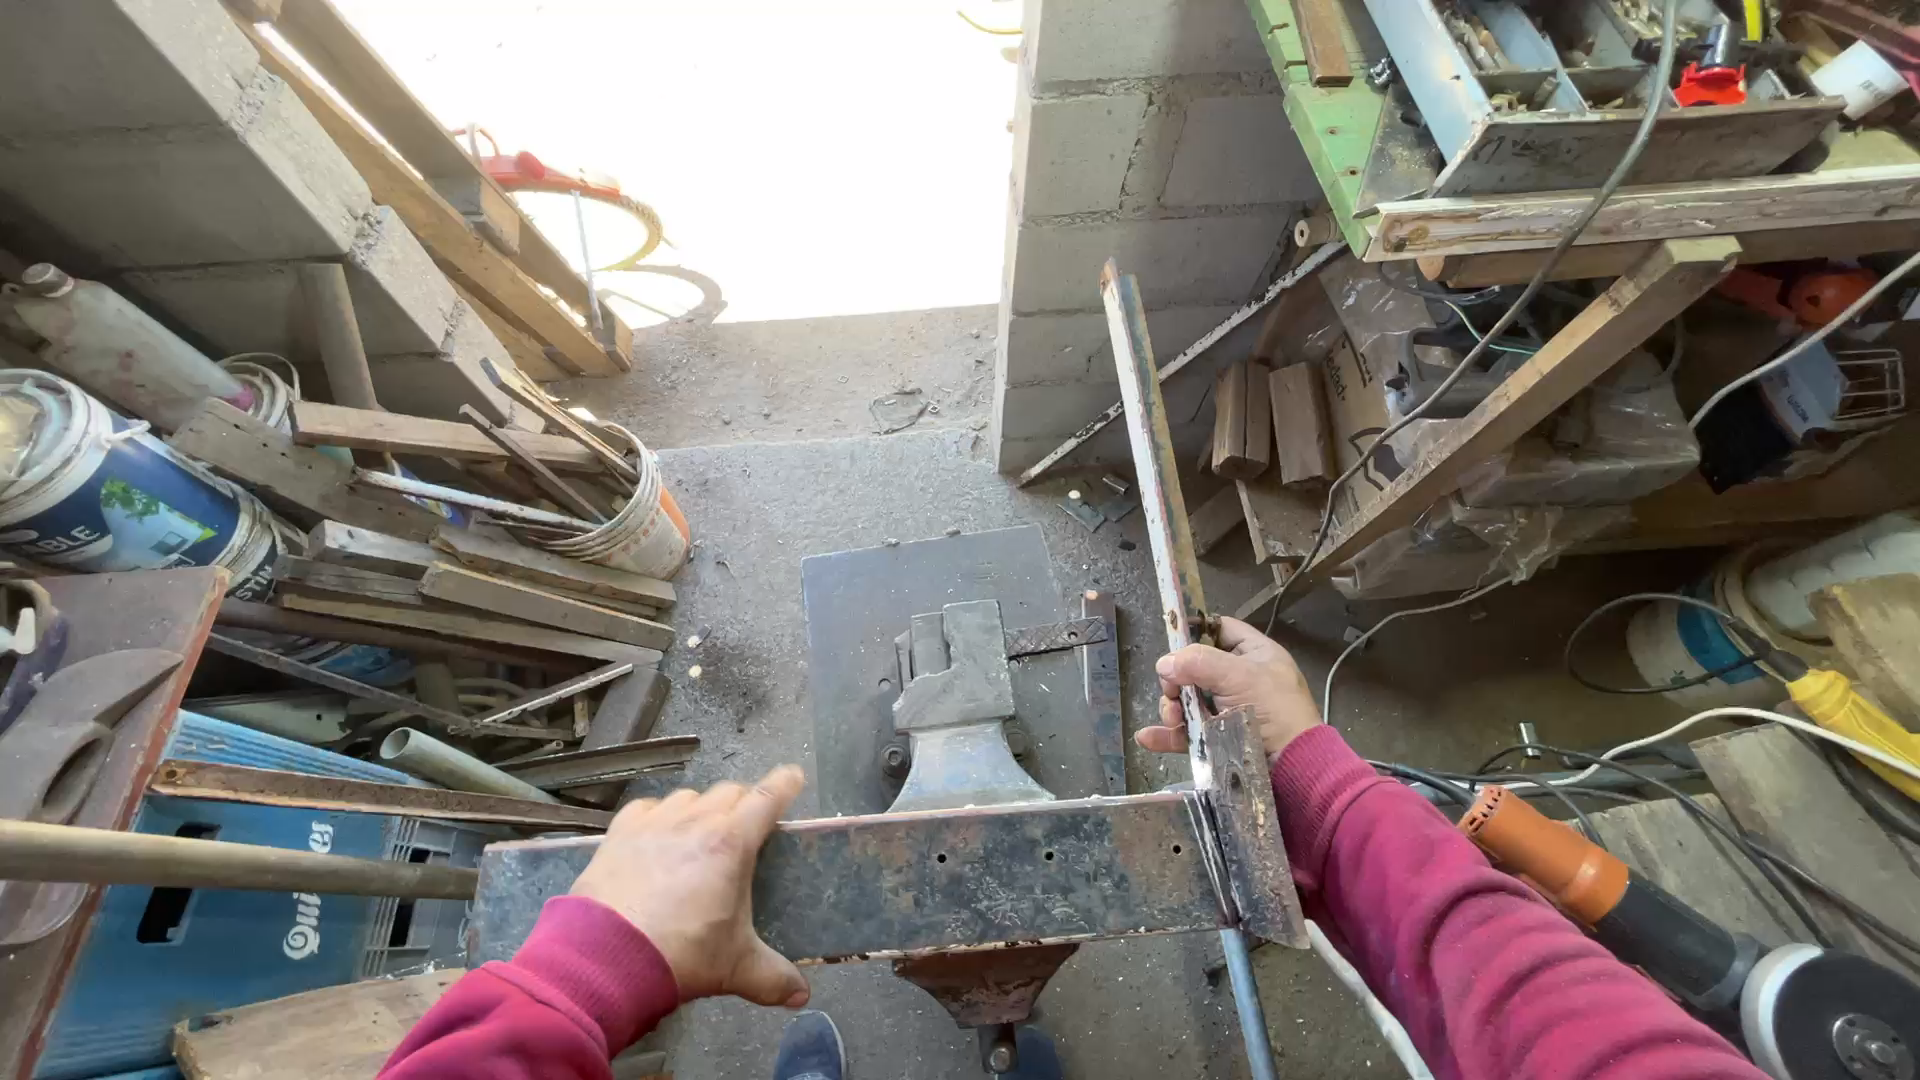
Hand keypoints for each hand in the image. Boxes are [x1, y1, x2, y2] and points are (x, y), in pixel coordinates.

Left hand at [571, 765, 810, 1008]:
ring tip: (700, 832)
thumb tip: (801, 995)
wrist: (603, 960)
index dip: (786, 782)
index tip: (794, 776)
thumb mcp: (735, 967)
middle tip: (746, 825)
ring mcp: (656, 823)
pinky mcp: (620, 833)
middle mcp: (697, 821)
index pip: (769, 797)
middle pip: (731, 791)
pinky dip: (657, 814)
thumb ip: (773, 977)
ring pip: (689, 797)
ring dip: (702, 808)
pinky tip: (656, 832)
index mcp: (733, 842)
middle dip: (744, 801)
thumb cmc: (680, 954)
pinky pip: (646, 807)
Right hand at [1136, 616, 1320, 761]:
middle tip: (1173, 691)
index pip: (1221, 629)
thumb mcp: (1240, 676)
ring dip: (1171, 707)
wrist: (1295, 770)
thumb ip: (1198, 662)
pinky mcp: (1218, 738)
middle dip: (1176, 679)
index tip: (1172, 638)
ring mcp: (1227, 710)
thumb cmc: (1275, 711)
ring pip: (1186, 700)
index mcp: (1254, 655)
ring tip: (1173, 718)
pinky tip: (1149, 737)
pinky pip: (1185, 731)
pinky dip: (1166, 734)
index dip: (1197, 630)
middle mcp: (1239, 679)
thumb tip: (1164, 664)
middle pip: (1193, 667)